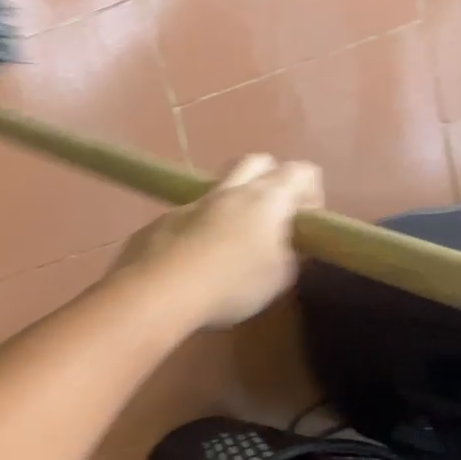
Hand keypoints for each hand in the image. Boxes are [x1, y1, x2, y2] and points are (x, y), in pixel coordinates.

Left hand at [113, 154, 324, 328]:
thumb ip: (288, 251)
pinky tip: (182, 265)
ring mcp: (181, 208)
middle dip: (268, 180)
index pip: (300, 171)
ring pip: (210, 195)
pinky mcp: (151, 226)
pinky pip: (177, 222)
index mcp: (264, 198)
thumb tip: (282, 243)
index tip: (304, 223)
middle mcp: (222, 193)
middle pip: (253, 163)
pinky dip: (187, 234)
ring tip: (219, 250)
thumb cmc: (228, 286)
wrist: (152, 296)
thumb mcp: (279, 276)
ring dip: (222, 212)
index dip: (309, 192)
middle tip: (267, 219)